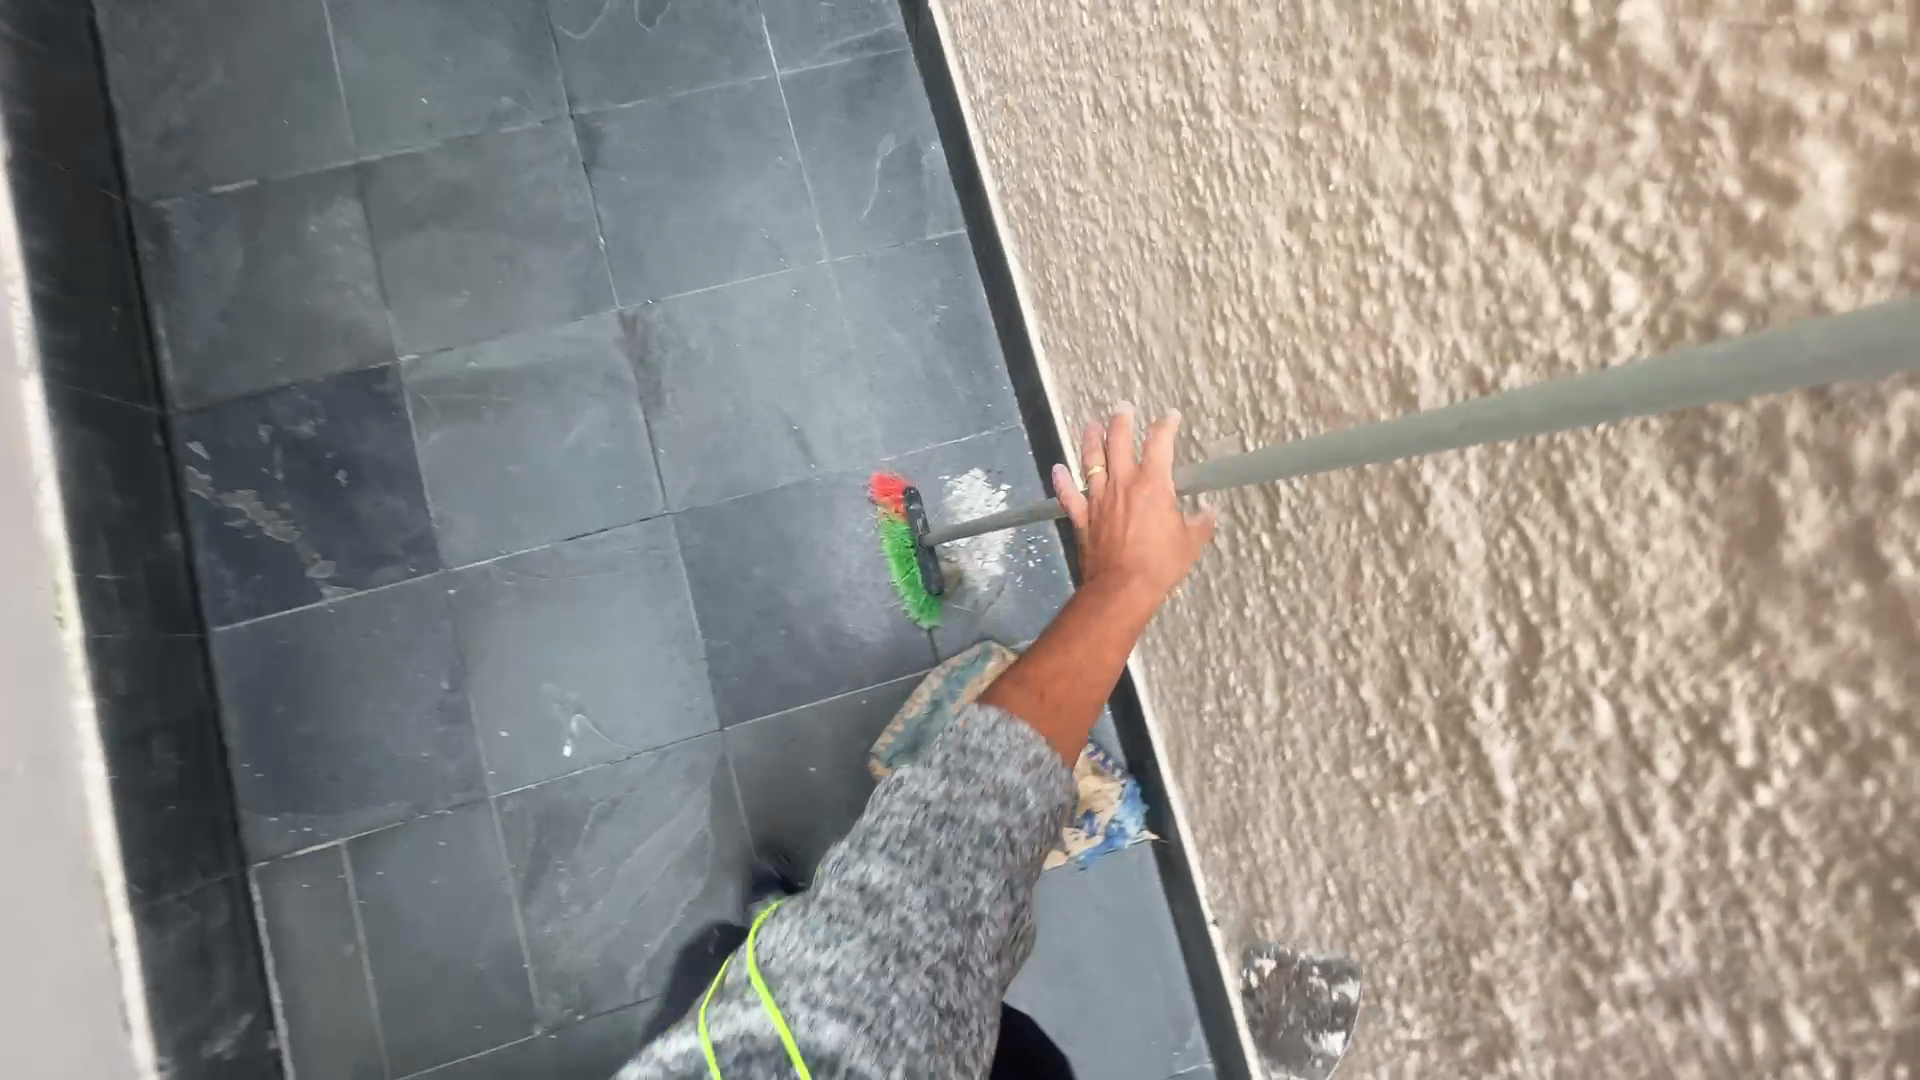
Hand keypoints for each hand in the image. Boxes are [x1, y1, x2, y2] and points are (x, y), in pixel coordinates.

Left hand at [1052, 403, 1216, 604]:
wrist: (1122, 587)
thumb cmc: (1160, 564)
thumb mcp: (1190, 543)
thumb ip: (1199, 524)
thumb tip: (1208, 514)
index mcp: (1153, 484)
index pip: (1160, 443)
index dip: (1165, 425)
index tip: (1170, 416)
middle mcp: (1122, 484)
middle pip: (1118, 442)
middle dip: (1121, 421)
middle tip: (1122, 408)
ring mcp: (1098, 500)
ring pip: (1091, 462)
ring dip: (1091, 440)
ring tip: (1091, 425)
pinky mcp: (1082, 518)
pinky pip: (1069, 496)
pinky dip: (1062, 482)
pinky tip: (1058, 470)